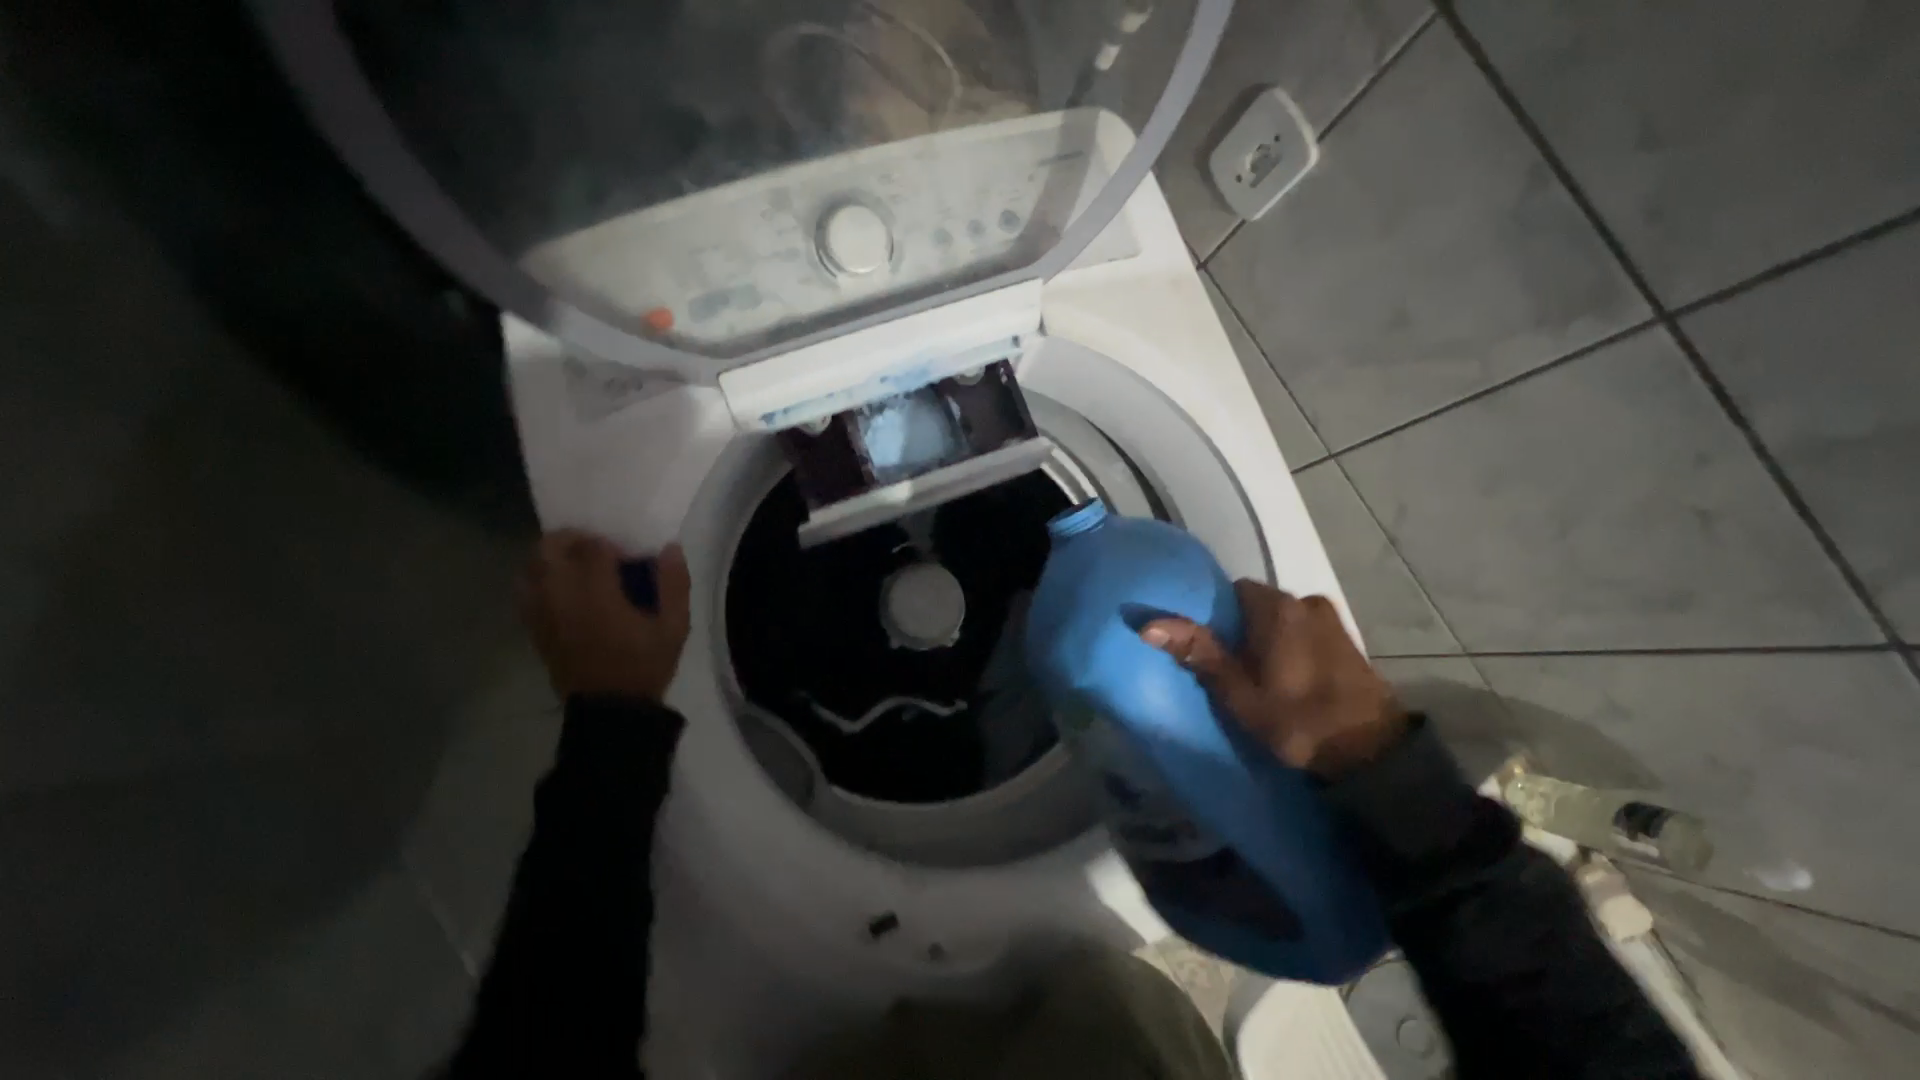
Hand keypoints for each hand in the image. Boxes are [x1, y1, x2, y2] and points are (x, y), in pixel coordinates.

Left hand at [519, 530, 691, 702]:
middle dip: (574, 540)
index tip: (628, 559)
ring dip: (553, 558)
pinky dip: (540, 580)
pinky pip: (525, 591)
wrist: (610, 710)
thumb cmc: (644, 666)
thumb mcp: (674, 626)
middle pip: (550, 547)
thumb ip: (674, 584)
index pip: (593, 547)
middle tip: (597, 552)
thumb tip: (670, 547)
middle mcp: (561, 596)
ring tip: (577, 568)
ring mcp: (541, 612)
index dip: (611, 546)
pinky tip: (563, 591)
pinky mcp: (533, 627)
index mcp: (596, 594)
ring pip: (532, 565)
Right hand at [1140, 583, 1408, 778]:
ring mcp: (1332, 621)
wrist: (1372, 755)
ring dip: (1269, 640)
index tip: (1208, 646)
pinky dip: (1293, 648)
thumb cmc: (1298, 721)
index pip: (1232, 590)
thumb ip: (1198, 652)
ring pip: (1284, 620)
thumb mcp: (1238, 694)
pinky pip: (1306, 633)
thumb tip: (1148, 623)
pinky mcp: (1349, 643)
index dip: (1216, 616)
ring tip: (1258, 676)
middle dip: (1242, 629)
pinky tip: (1289, 679)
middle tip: (1229, 667)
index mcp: (1277, 608)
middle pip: (1259, 604)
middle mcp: (1306, 601)